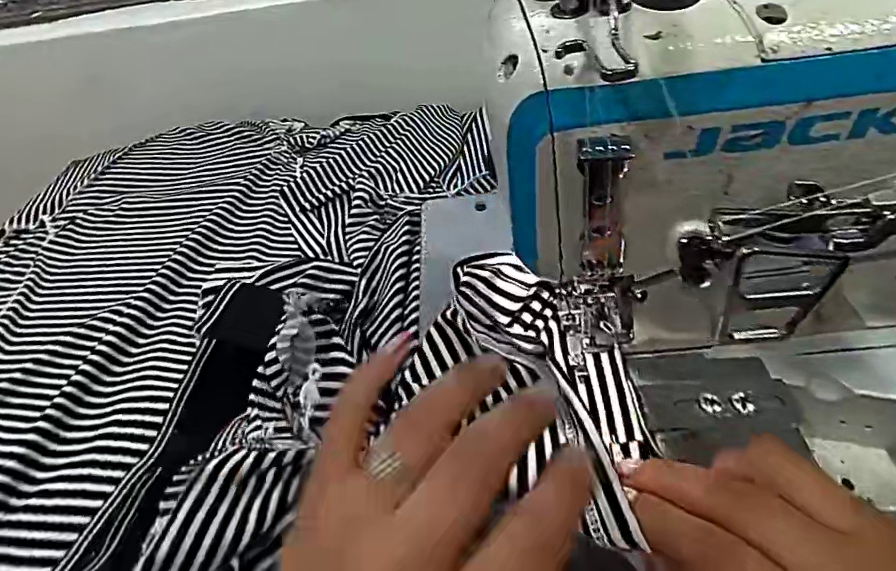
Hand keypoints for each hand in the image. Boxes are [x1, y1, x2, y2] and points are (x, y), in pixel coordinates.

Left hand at [282, 334, 593, 570]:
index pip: (527, 537)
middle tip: (543, 398)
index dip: (563, 490)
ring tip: (493, 365)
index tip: (581, 458)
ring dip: (460, 387)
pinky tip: (399, 345)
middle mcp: (401, 553)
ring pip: (415, 430)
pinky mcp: (315, 499)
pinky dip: (369, 378)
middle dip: (517, 422)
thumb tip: (548, 518)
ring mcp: (351, 517)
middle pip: (471, 467)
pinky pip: (342, 423)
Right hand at [620, 435, 895, 570]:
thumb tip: (658, 552)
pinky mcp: (884, 520)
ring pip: (772, 463)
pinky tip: (736, 478)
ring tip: (681, 475)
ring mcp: (872, 534)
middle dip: (676, 481)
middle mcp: (847, 561)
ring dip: (717, 465)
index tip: (626, 506)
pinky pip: (804, 467)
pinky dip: (760, 466)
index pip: (723, 552)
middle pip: (741, 498)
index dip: (665, 523)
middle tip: (632, 474)